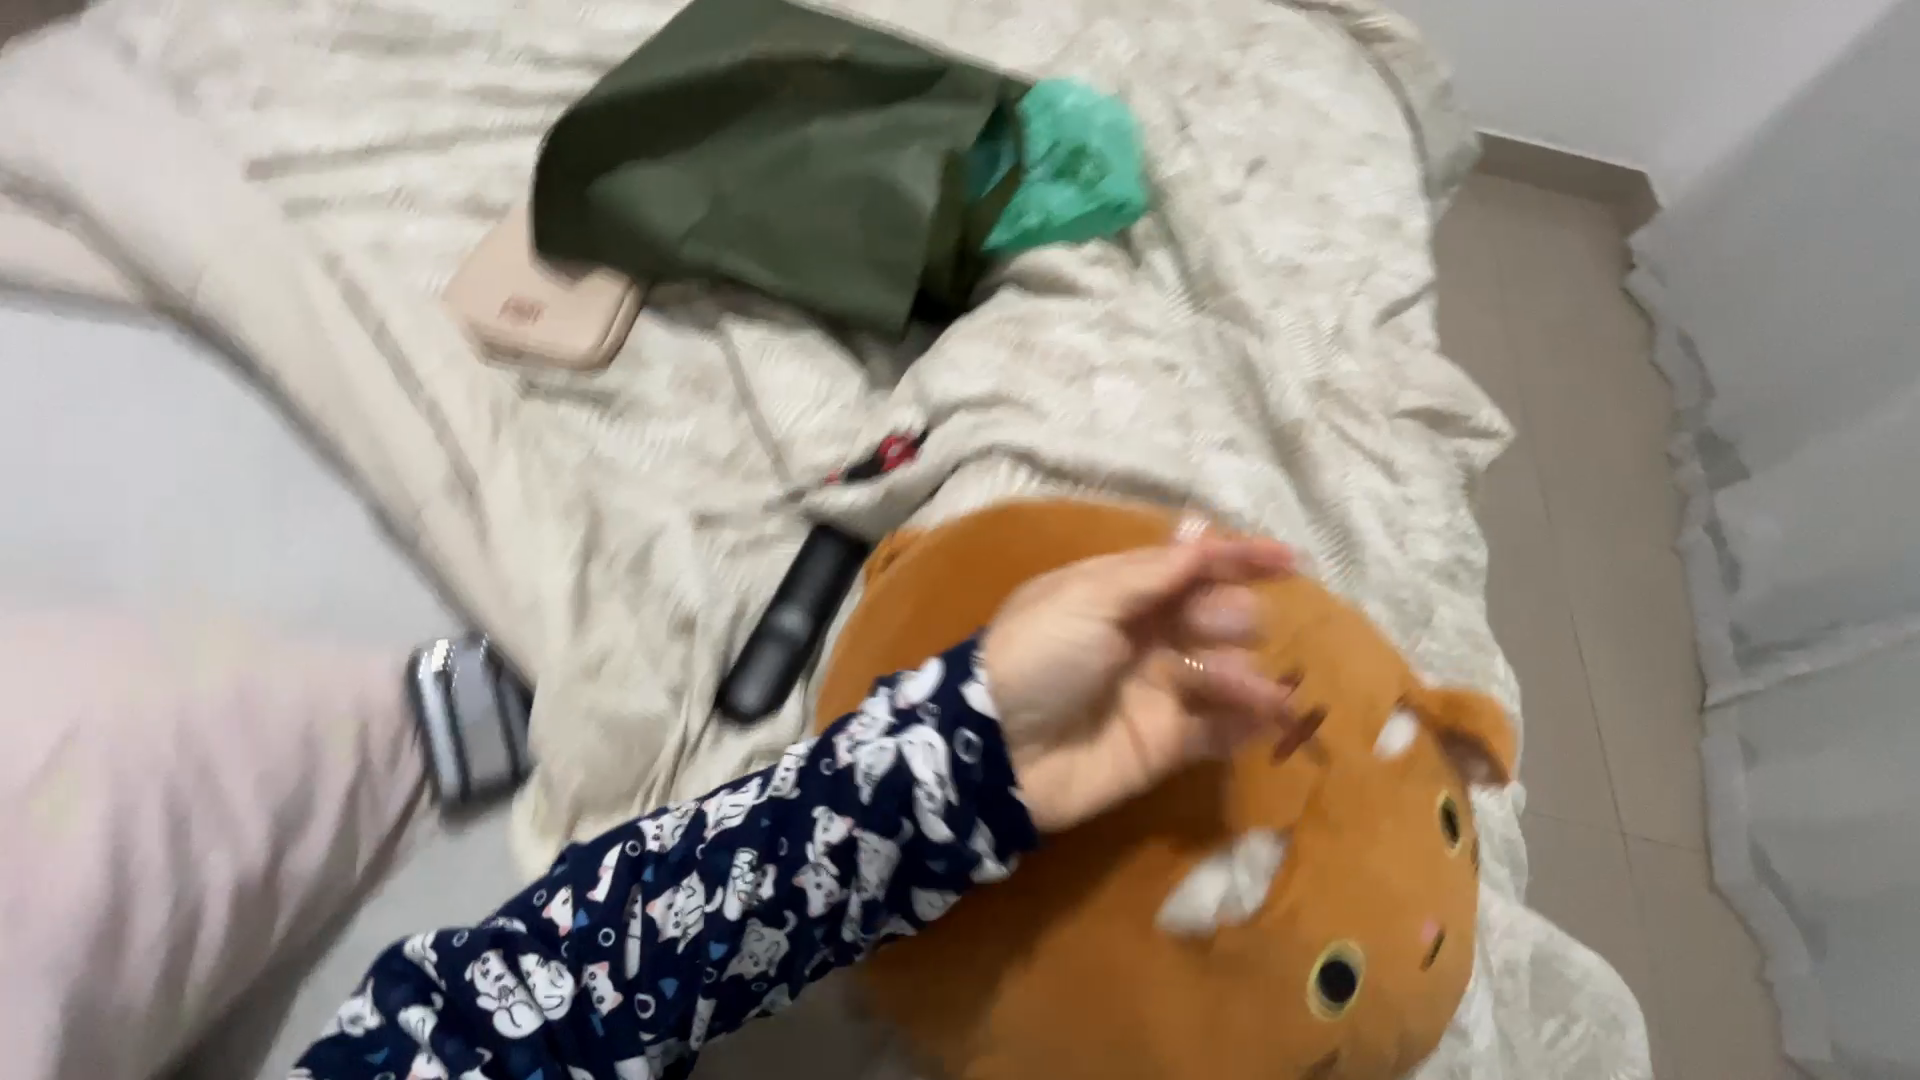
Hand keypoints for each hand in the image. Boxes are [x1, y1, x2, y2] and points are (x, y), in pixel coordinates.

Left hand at [979, 527, 1304, 832]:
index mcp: (1118, 594)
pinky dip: (1249, 723)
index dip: (1235, 559)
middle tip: (1222, 628)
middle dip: (1230, 616)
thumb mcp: (1084, 597)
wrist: (1001, 751)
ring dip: (1248, 675)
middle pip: (1211, 616)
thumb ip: (1150, 572)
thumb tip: (1201, 534)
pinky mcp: (1165, 743)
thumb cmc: (1038, 657)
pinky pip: (1219, 729)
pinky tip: (1270, 719)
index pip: (1186, 568)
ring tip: (1255, 690)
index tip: (1287, 561)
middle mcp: (1142, 637)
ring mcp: (1155, 691)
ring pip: (1224, 673)